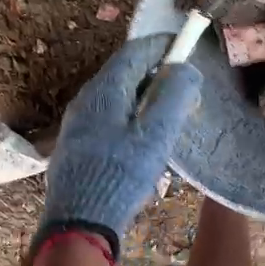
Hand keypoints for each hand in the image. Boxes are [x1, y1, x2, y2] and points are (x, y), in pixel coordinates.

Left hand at [29, 35, 202, 265]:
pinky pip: (108, 116)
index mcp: (106, 89)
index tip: (186, 47)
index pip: (136, 50)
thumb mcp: (158, 135)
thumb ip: (175, 96)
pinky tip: (143, 138)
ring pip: (117, 95)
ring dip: (144, 96)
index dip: (163, 45)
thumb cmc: (122, 173)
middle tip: (184, 87)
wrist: (78, 220)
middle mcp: (86, 98)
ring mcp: (77, 121)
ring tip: (169, 114)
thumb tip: (188, 68)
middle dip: (157, 72)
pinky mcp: (76, 143)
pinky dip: (131, 114)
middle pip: (125, 71)